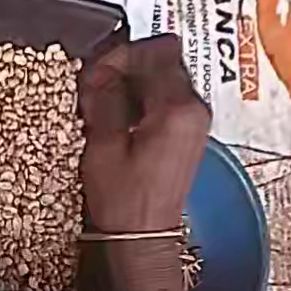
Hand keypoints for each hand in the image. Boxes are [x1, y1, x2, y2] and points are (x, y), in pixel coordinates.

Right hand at [77, 35, 209, 233]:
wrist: (142, 238)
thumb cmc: (123, 201)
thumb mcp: (103, 147)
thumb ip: (104, 100)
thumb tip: (100, 72)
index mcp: (177, 110)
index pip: (156, 52)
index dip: (121, 54)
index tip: (95, 72)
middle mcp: (195, 110)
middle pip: (166, 59)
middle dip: (128, 65)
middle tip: (97, 84)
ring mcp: (195, 122)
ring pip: (167, 77)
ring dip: (135, 82)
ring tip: (104, 103)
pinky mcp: (188, 135)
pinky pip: (168, 99)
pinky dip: (144, 99)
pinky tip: (120, 118)